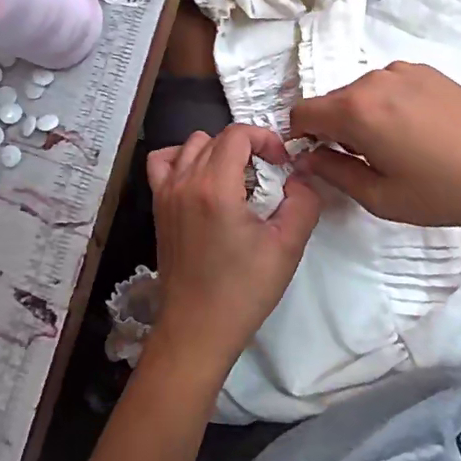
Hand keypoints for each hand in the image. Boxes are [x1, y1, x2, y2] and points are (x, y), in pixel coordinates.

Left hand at [145, 125, 320, 367]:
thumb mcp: (286, 247)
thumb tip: (301, 176)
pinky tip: (200, 177)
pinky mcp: (157, 205)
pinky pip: (162, 163)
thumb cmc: (243, 290)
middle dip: (246, 147)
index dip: (265, 139)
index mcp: (215, 187)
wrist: (198, 326)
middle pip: (215, 138)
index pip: (237, 134)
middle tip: (267, 175)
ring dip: (217, 151)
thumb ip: (303, 202)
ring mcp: (166, 192)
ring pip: (190, 145)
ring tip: (236, 177)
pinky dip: (181, 159)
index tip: (281, 163)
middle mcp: (185, 181)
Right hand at [289, 62, 460, 231]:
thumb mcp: (380, 197)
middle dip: (334, 128)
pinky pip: (386, 86)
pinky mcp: (425, 71)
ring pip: (358, 93)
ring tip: (397, 148)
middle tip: (366, 162)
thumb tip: (307, 157)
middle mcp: (372, 80)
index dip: (301, 137)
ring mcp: (401, 71)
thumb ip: (332, 172)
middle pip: (330, 102)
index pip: (302, 112)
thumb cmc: (446, 192)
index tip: (321, 158)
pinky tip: (417, 131)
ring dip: (362, 117)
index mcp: (355, 109)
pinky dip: (387, 105)